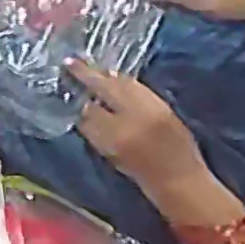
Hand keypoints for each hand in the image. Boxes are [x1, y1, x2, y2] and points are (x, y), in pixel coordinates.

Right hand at [68, 61, 212, 200]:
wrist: (181, 181)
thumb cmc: (140, 171)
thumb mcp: (108, 153)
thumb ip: (93, 129)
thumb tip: (80, 106)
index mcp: (117, 132)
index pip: (89, 105)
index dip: (76, 88)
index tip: (63, 72)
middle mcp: (137, 115)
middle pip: (109, 88)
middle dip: (89, 74)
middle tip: (72, 62)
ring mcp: (155, 109)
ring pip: (127, 85)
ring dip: (108, 75)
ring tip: (94, 68)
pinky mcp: (167, 109)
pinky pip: (141, 89)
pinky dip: (127, 81)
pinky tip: (118, 78)